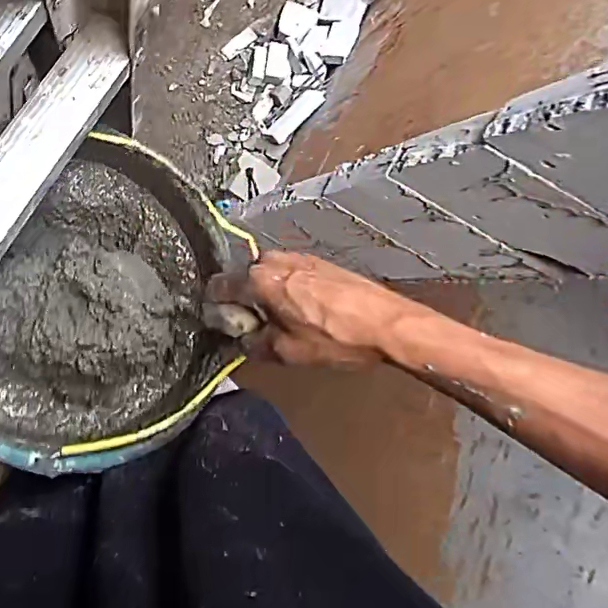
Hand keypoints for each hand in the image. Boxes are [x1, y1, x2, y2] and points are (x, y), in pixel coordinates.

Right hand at [204, 251, 409, 367]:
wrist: (390, 323)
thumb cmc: (335, 338)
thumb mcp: (287, 352)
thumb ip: (252, 342)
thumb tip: (241, 337)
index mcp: (257, 279)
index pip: (217, 287)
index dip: (218, 309)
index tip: (231, 326)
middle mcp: (271, 260)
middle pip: (242, 280)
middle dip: (245, 302)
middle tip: (261, 328)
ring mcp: (295, 256)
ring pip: (266, 276)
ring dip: (267, 295)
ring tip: (286, 320)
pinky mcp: (316, 260)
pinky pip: (288, 274)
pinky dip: (287, 289)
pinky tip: (306, 311)